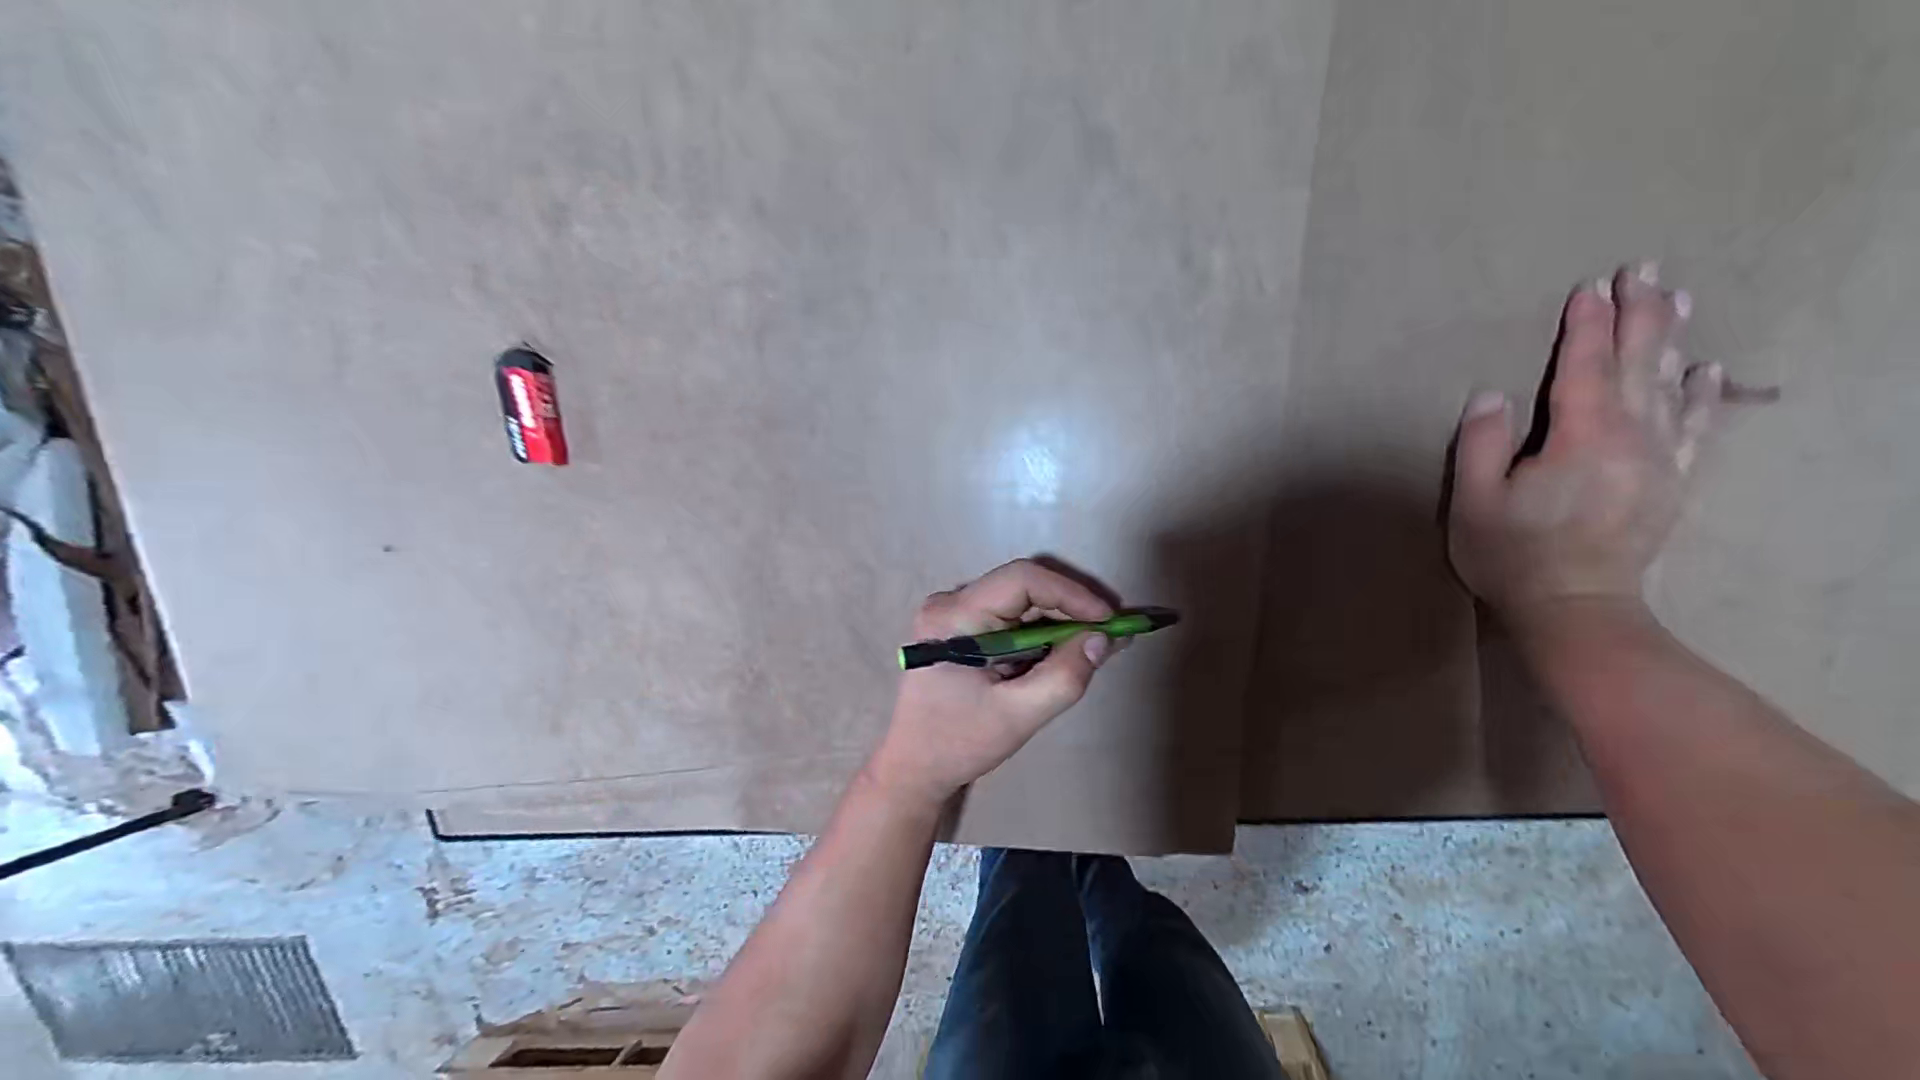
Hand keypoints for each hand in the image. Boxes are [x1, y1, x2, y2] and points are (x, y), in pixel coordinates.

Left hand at [870, 558, 1116, 803]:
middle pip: (1022, 585)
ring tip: (1095, 642)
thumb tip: (1104, 639)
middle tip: (1110, 631)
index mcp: (954, 617)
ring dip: (1059, 618)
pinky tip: (1066, 650)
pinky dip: (1042, 629)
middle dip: (1071, 605)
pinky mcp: (962, 626)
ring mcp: (953, 612)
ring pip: (1020, 599)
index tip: (1108, 620)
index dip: (1071, 593)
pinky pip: (1011, 614)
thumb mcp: (1017, 716)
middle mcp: (950, 603)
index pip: (1022, 580)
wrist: (913, 765)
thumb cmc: (958, 743)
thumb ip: (1064, 677)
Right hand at [1449, 262, 1722, 625]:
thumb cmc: (1511, 555)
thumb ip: (1482, 444)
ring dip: (1672, 340)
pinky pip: (1695, 426)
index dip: (1586, 326)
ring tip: (1676, 300)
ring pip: (1671, 386)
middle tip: (1643, 270)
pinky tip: (1708, 370)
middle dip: (1639, 315)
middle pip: (1639, 365)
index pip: (1584, 369)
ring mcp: (1659, 460)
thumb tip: (1492, 396)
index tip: (1588, 287)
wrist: (1575, 608)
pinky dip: (1703, 393)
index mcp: (1581, 439)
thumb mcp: (1475, 502)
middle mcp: (1632, 439)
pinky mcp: (1670, 482)